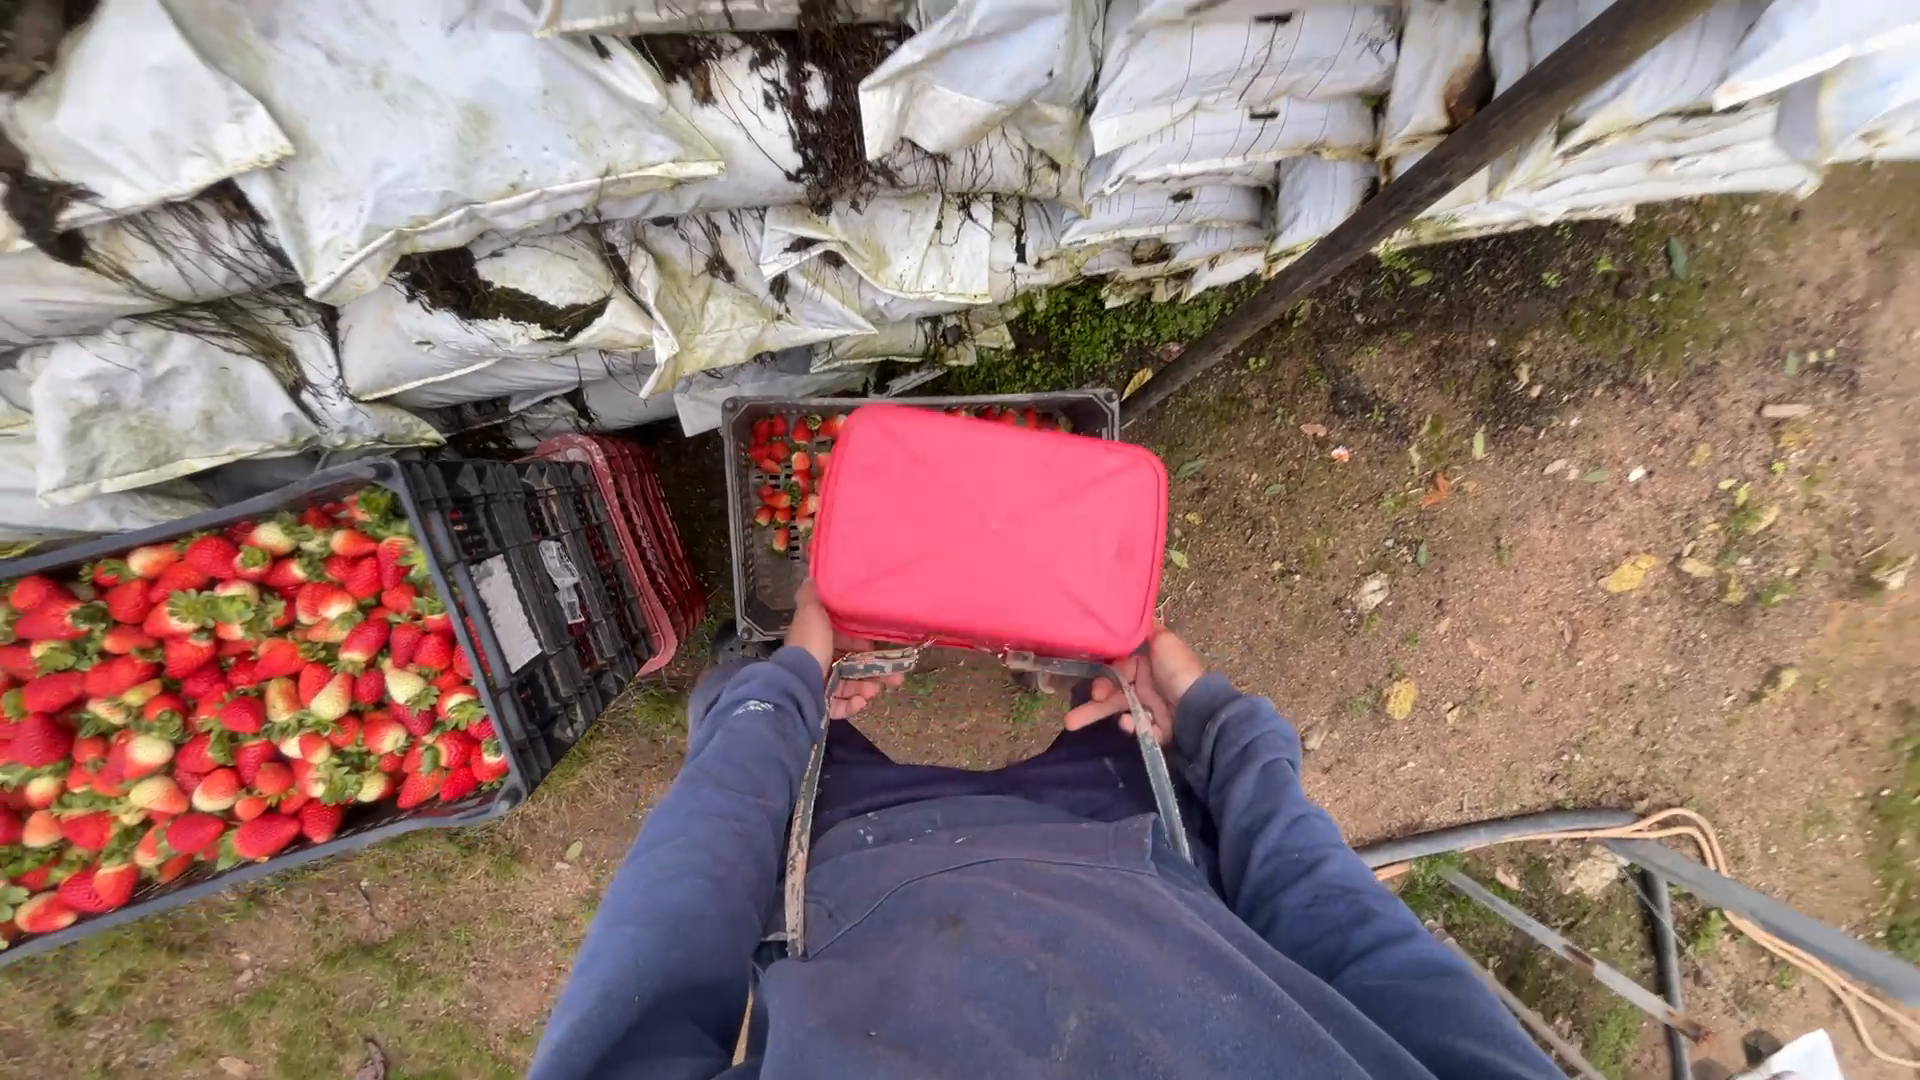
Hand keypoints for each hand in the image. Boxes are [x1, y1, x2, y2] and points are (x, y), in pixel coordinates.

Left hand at [785, 579, 903, 718]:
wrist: (796, 681)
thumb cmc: (809, 645)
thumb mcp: (810, 612)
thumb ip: (812, 595)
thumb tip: (811, 576)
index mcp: (819, 641)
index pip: (847, 642)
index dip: (864, 645)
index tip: (879, 648)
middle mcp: (820, 662)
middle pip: (853, 667)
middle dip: (876, 671)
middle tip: (896, 676)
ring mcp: (820, 685)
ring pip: (851, 687)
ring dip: (868, 688)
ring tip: (877, 690)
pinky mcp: (821, 705)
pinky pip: (841, 706)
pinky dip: (853, 705)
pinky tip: (861, 701)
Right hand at [1061, 627, 1205, 745]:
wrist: (1199, 705)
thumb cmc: (1177, 670)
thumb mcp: (1164, 641)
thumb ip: (1147, 630)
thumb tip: (1135, 616)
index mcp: (1146, 664)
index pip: (1115, 669)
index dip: (1102, 677)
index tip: (1094, 687)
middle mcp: (1146, 684)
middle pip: (1113, 693)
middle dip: (1093, 702)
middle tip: (1072, 715)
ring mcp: (1152, 707)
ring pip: (1119, 711)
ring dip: (1097, 715)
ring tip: (1072, 723)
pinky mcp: (1158, 727)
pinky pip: (1139, 727)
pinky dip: (1131, 726)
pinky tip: (1129, 724)